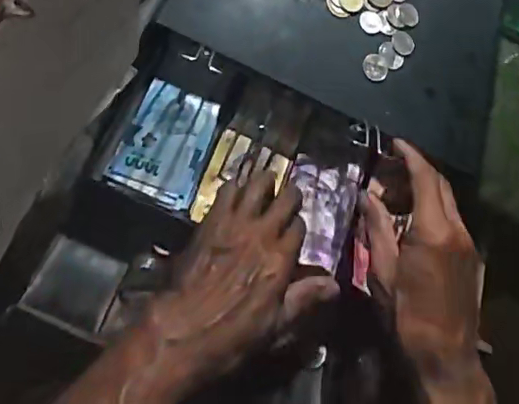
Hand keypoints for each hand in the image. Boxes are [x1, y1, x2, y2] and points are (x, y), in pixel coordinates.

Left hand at [135, 167, 339, 396]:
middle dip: (290, 196)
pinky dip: (235, 186)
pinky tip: (235, 193)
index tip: (294, 231)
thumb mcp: (275, 326)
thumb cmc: (232, 335)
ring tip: (265, 186)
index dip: (298, 226)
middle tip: (287, 199)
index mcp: (281, 258)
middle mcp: (263, 232)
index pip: (299, 226)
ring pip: (259, 183)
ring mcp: (237, 222)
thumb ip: (304, 299)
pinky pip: (228, 189)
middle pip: (286, 197)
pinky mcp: (213, 218)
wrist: (183, 329)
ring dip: (265, 183)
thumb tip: (334, 284)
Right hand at [362, 140, 490, 402]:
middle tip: (390, 166)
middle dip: (417, 168)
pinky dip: (433, 208)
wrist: (446, 358)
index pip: (426, 177)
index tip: (395, 142)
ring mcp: (468, 243)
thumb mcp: (384, 271)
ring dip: (425, 189)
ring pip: (448, 201)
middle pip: (440, 184)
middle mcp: (458, 229)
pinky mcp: (471, 257)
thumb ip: (377, 226)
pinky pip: (453, 219)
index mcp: (435, 230)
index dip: (410, 155)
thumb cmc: (408, 316)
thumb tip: (367, 195)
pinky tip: (413, 219)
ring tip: (396, 193)